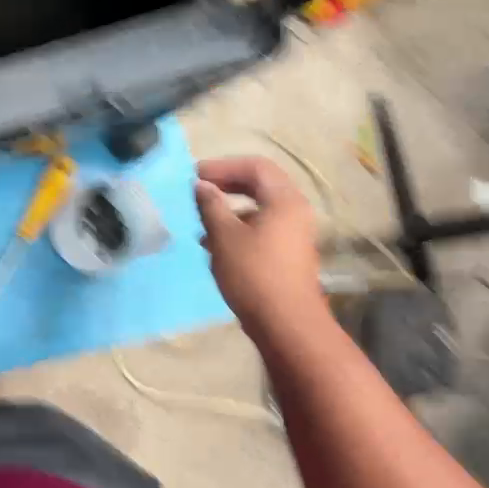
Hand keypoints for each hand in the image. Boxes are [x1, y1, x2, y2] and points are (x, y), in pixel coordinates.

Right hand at [195, 157, 327, 337]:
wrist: (285, 321)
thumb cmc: (253, 273)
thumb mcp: (224, 236)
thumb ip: (211, 205)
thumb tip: (201, 186)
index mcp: (284, 200)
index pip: (255, 166)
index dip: (222, 166)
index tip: (194, 176)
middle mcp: (295, 210)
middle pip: (260, 184)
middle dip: (226, 184)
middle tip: (196, 190)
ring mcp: (294, 232)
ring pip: (259, 207)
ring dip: (229, 207)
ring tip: (201, 219)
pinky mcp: (288, 251)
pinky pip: (262, 226)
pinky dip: (238, 226)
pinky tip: (214, 243)